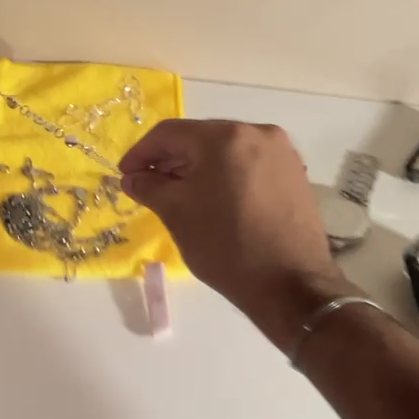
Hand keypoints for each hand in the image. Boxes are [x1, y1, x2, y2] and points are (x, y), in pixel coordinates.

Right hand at [121, 119, 360, 347]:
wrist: (290, 285)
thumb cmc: (225, 246)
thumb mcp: (176, 214)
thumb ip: (149, 187)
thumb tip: (133, 177)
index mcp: (225, 137)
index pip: (169, 133)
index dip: (140, 153)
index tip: (124, 175)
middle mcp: (258, 133)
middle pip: (200, 138)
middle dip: (170, 159)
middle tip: (147, 184)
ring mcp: (281, 153)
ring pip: (226, 151)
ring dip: (197, 168)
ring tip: (178, 193)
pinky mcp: (294, 175)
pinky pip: (248, 165)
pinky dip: (224, 176)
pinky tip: (212, 199)